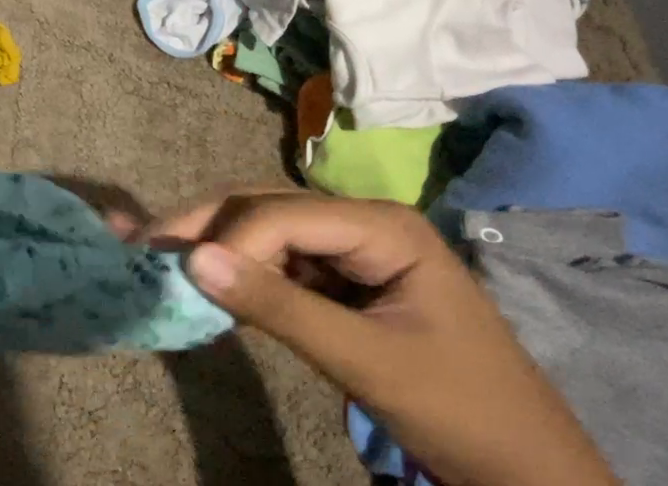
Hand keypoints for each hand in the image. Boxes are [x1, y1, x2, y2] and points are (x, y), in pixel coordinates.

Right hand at [126, 188, 616, 485]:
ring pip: (261, 230)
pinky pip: (275, 262)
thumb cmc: (462, 410)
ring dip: (212, 246)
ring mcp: (351, 249)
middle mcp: (363, 222)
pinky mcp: (341, 279)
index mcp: (383, 226)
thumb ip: (279, 307)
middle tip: (138, 247)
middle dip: (201, 226)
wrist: (529, 471)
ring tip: (157, 261)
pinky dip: (237, 272)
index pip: (281, 216)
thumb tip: (189, 261)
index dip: (228, 242)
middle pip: (262, 208)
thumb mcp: (368, 361)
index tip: (182, 280)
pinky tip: (206, 282)